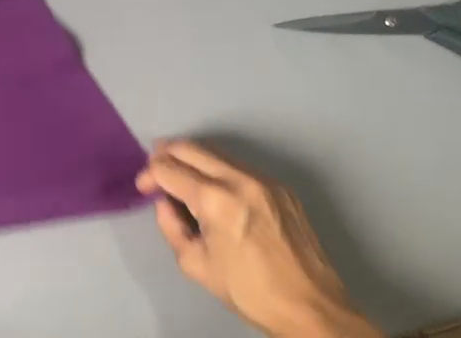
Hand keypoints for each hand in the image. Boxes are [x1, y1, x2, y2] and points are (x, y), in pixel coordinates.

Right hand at [135, 140, 381, 337]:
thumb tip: (166, 204)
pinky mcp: (282, 189)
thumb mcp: (195, 264)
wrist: (315, 312)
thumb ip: (170, 226)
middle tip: (157, 175)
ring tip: (184, 181)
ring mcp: (264, 181)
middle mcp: (238, 180)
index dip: (148, 175)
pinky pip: (237, 166)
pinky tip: (216, 193)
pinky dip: (216, 171)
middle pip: (187, 147)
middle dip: (164, 156)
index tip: (145, 190)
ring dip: (190, 160)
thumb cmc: (251, 292)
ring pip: (213, 152)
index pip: (166, 168)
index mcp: (214, 199)